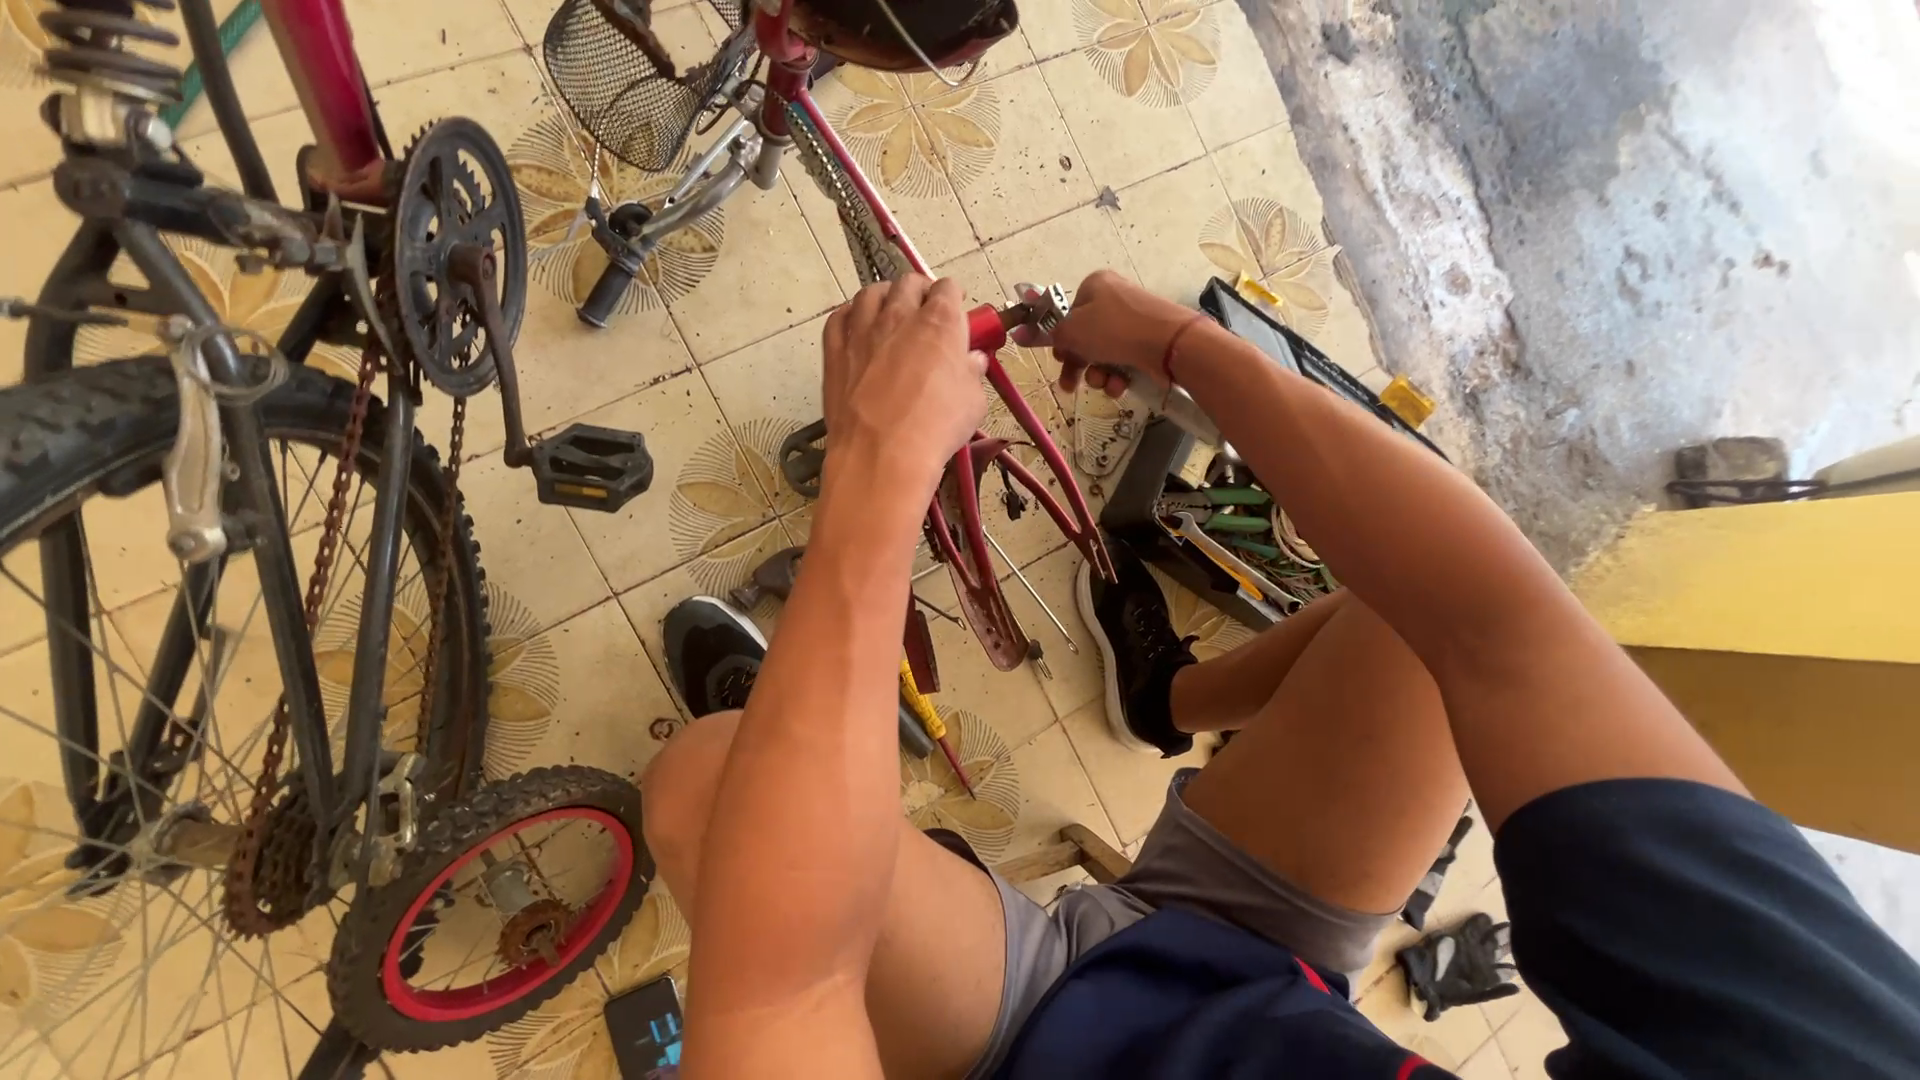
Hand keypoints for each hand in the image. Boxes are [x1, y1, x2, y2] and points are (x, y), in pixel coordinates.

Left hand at [821, 275, 987, 493]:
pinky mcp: (835, 351)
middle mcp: (899, 315)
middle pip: (908, 283)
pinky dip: (850, 316)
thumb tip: (971, 361)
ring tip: (889, 312)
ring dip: (884, 297)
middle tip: (924, 309)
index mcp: (940, 322)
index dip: (953, 298)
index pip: (947, 289)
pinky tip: (855, 327)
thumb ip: (971, 374)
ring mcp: (862, 330)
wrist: (882, 454)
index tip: (955, 311)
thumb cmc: (935, 428)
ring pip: (870, 293)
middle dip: (919, 291)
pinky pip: (839, 318)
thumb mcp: (973, 402)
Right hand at [1049, 270, 1197, 396]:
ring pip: (1101, 354)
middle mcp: (1113, 300)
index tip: (1057, 358)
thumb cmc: (1115, 330)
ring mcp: (1131, 322)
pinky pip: (1121, 362)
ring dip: (1097, 374)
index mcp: (1094, 286)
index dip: (1059, 339)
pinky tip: (1120, 384)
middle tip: (1070, 384)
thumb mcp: (1073, 331)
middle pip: (1082, 338)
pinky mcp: (1146, 343)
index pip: (1066, 313)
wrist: (1170, 344)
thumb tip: (1017, 332)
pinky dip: (1117, 376)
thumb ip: (1046, 334)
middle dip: (1077, 364)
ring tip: (1103, 382)